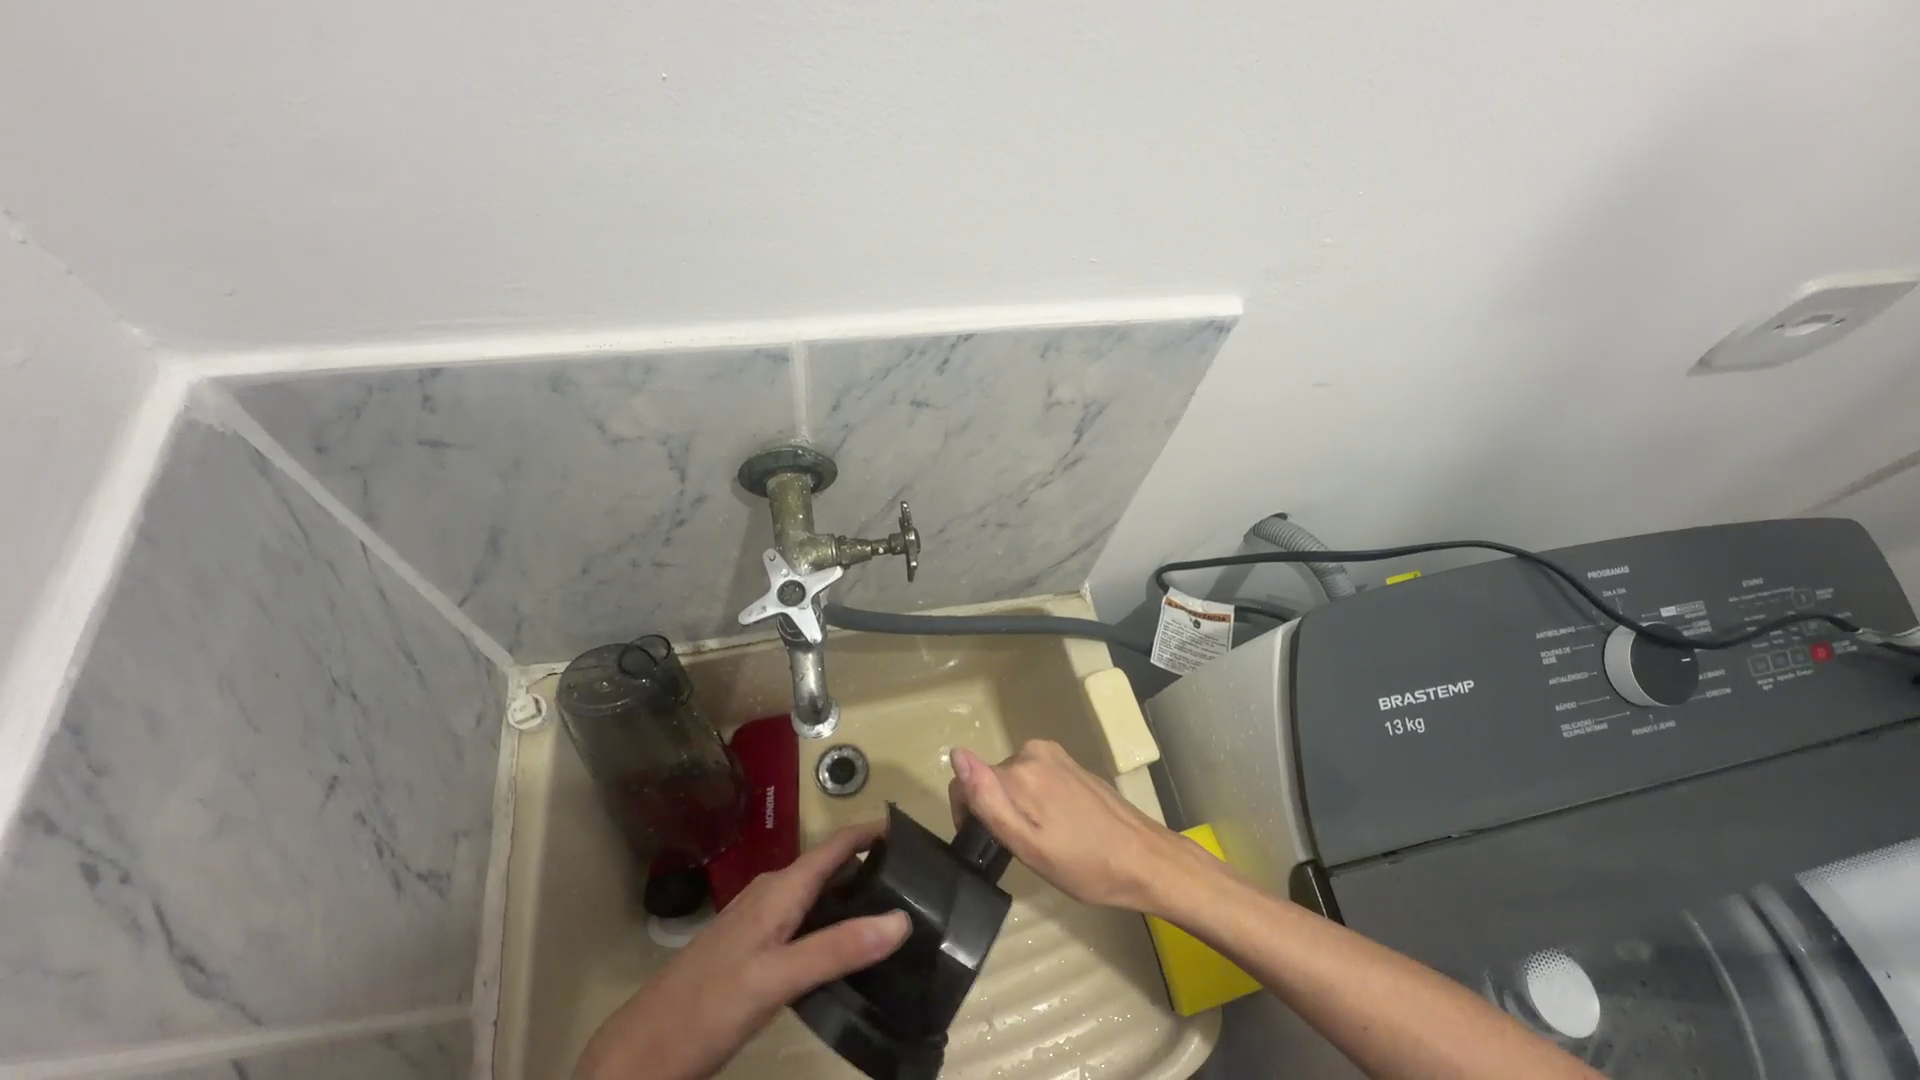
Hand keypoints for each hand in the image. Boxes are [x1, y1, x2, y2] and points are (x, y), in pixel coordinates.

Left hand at [574, 822, 910, 1079]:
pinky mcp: (752, 950)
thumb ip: (838, 949)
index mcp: (778, 891)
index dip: (870, 834)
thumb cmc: (709, 1006)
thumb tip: (902, 918)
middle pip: (828, 868)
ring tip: (894, 913)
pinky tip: (846, 951)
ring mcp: (758, 923)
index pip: (834, 847)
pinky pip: (803, 921)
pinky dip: (832, 923)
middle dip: (869, 866)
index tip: (912, 832)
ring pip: (815, 896)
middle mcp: (770, 896)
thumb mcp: (778, 979)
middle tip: (918, 881)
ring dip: (851, 896)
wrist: (643, 1051)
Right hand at [947, 740, 1207, 916]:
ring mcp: (1056, 756)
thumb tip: (956, 754)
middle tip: (1024, 848)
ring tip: (1044, 841)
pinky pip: (1035, 779)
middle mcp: (1034, 752)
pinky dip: (1036, 802)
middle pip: (991, 780)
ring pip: (1013, 781)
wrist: (1146, 861)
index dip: (968, 815)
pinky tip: (1059, 828)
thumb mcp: (1027, 844)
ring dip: (1018, 808)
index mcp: (1020, 771)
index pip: (966, 781)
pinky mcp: (1072, 765)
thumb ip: (988, 800)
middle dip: (996, 811)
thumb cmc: (1084, 865)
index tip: (988, 844)